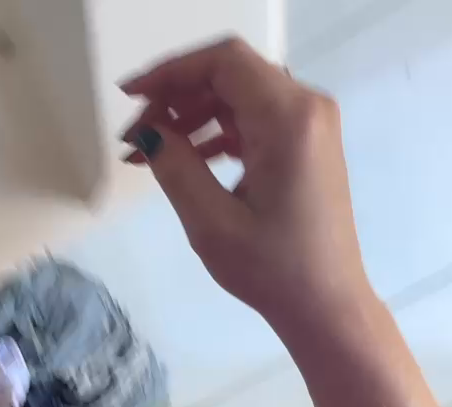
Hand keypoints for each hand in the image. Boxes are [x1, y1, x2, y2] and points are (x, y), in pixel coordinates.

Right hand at [122, 38, 377, 335]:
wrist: (322, 298)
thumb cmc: (269, 266)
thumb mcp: (210, 221)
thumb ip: (176, 168)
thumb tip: (146, 132)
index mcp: (288, 118)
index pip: (224, 63)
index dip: (171, 72)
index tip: (129, 96)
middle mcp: (306, 108)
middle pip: (232, 75)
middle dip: (176, 96)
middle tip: (133, 135)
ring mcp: (309, 126)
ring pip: (239, 97)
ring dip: (190, 116)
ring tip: (148, 152)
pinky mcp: (303, 146)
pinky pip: (251, 122)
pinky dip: (212, 133)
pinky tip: (181, 161)